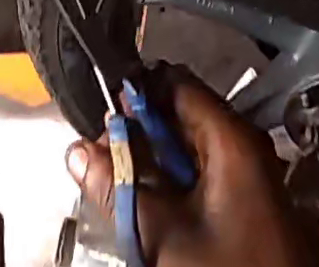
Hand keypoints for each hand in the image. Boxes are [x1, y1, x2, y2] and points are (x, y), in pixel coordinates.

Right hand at [67, 71, 310, 266]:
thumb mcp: (166, 235)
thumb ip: (119, 190)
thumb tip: (76, 152)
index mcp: (230, 136)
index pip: (175, 83)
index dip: (136, 89)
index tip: (101, 107)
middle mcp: (239, 143)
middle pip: (178, 113)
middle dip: (136, 129)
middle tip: (98, 150)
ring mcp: (242, 172)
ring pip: (184, 145)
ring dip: (147, 159)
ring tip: (110, 175)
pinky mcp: (240, 201)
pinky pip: (196, 172)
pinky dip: (167, 180)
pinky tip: (141, 199)